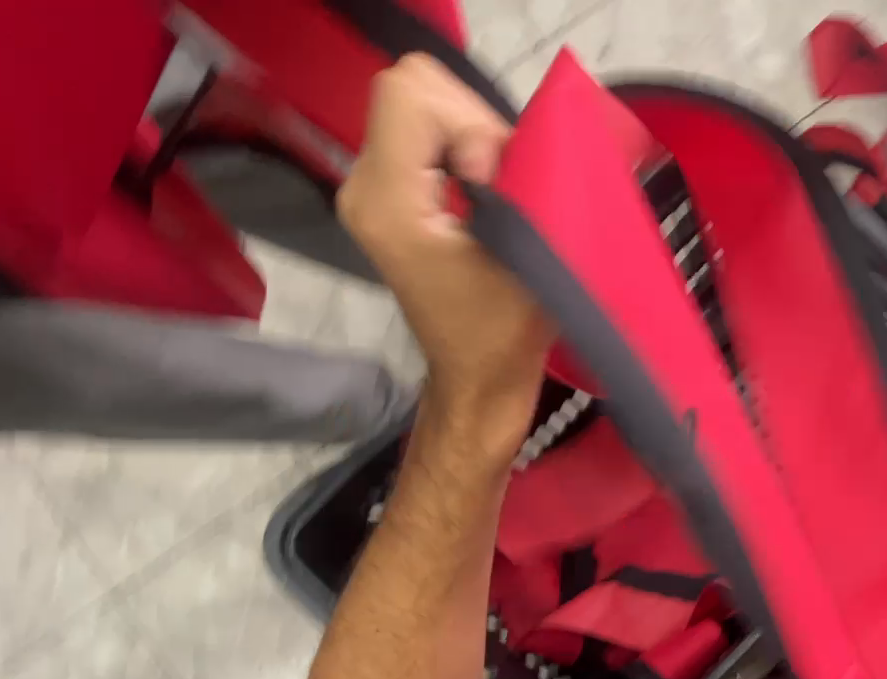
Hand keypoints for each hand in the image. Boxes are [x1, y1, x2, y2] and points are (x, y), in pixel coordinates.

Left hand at [337, 53, 555, 457]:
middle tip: (502, 187)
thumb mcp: (523, 257)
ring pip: (418, 107)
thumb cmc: (505, 334)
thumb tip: (506, 145)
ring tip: (497, 196)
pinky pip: (421, 135)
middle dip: (472, 125)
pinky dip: (460, 150)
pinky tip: (482, 195)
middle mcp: (363, 185)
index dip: (470, 126)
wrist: (478, 381)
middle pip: (413, 89)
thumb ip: (513, 186)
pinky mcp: (387, 197)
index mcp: (388, 201)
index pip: (413, 95)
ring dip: (470, 138)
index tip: (493, 185)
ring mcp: (369, 190)